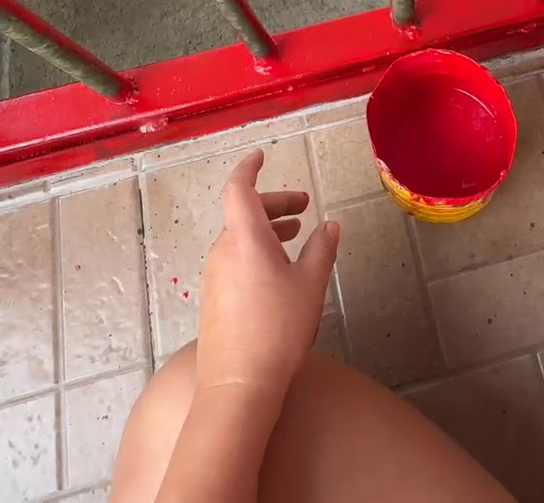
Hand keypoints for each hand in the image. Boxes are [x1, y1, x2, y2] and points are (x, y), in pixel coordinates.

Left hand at [195, 149, 339, 394]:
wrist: (238, 386)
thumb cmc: (278, 327)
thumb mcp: (311, 284)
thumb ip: (321, 249)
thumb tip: (329, 226)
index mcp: (244, 238)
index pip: (238, 189)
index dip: (248, 168)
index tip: (260, 155)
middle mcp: (223, 251)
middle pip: (243, 213)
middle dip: (274, 203)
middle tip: (303, 205)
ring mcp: (214, 276)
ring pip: (240, 237)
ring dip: (267, 228)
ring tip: (296, 235)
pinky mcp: (214, 299)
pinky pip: (235, 259)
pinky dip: (257, 251)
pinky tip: (279, 271)